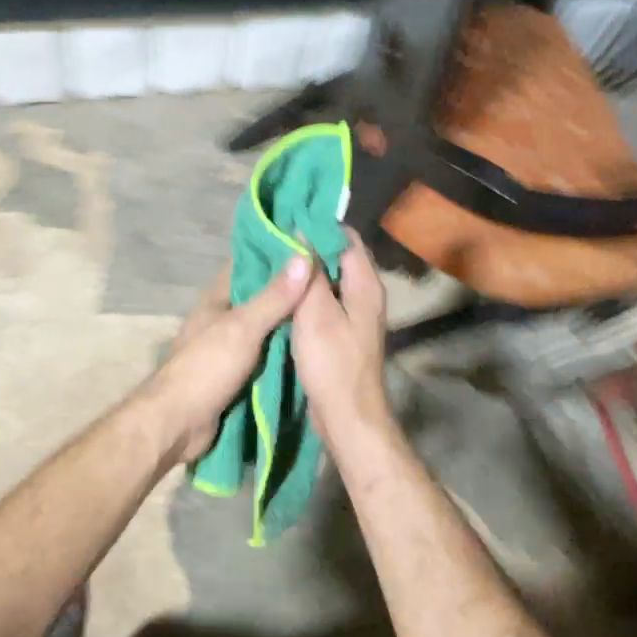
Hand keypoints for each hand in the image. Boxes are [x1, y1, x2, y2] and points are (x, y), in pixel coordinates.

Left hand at [141, 254, 313, 462]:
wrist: (177, 425)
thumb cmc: (206, 368)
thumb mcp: (243, 328)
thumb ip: (274, 297)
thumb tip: (304, 255)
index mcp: (217, 299)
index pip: (248, 264)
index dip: (277, 254)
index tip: (313, 246)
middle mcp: (222, 319)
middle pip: (261, 298)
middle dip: (291, 293)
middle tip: (334, 283)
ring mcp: (228, 349)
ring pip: (265, 330)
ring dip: (290, 326)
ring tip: (331, 312)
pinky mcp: (235, 376)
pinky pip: (265, 358)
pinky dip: (284, 354)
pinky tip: (313, 350)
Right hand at [292, 228, 387, 434]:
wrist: (347, 418)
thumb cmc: (332, 363)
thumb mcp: (316, 313)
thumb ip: (309, 272)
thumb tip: (301, 232)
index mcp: (365, 283)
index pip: (345, 237)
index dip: (317, 225)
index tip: (285, 218)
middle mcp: (365, 294)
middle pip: (337, 257)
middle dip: (307, 247)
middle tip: (272, 239)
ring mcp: (355, 315)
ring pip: (329, 281)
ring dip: (304, 273)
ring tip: (271, 262)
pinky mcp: (343, 334)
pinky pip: (324, 303)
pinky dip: (305, 295)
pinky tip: (281, 296)